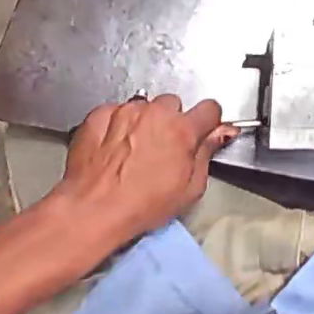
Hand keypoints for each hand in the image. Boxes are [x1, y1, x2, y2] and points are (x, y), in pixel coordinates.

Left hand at [58, 95, 235, 242]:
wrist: (92, 209)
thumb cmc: (143, 205)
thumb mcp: (190, 188)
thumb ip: (207, 153)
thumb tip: (221, 133)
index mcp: (183, 129)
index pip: (209, 108)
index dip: (208, 121)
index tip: (201, 132)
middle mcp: (155, 113)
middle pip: (172, 105)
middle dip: (171, 121)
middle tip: (161, 148)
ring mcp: (125, 111)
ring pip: (143, 106)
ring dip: (143, 122)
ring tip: (132, 150)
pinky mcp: (99, 115)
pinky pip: (116, 112)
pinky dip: (116, 124)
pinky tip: (113, 148)